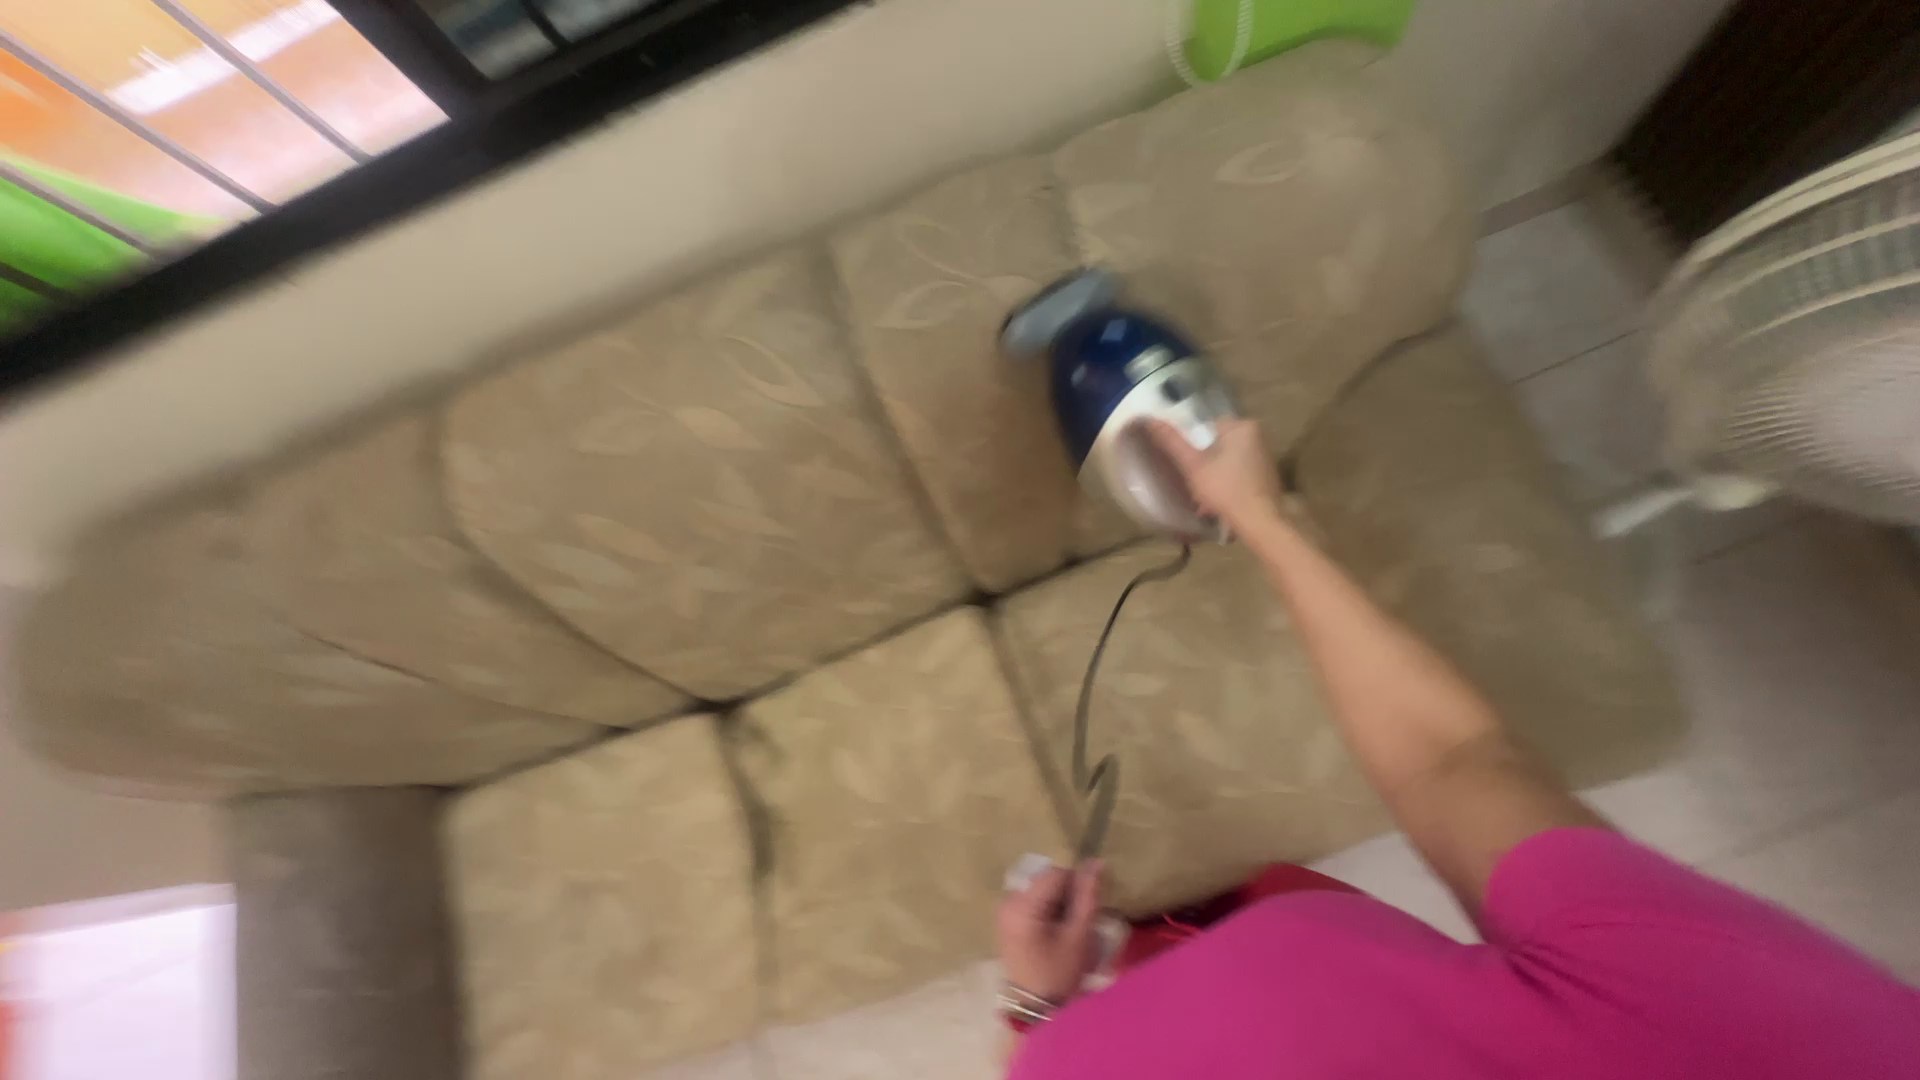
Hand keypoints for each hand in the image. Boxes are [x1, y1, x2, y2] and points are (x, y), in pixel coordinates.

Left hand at [996, 861, 1102, 1003]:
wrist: (1035, 1008)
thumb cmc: (1059, 974)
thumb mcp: (1079, 935)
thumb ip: (1087, 896)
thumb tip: (1096, 861)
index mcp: (1023, 905)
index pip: (1055, 873)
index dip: (1074, 885)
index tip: (1083, 908)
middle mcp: (1007, 900)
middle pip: (1045, 878)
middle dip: (1064, 893)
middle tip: (1074, 921)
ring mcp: (1003, 909)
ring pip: (1039, 888)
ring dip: (1055, 900)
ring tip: (1063, 928)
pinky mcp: (1005, 918)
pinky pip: (1030, 899)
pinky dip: (1044, 908)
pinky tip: (1051, 931)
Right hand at [1147, 418, 1285, 533]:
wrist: (1259, 522)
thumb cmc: (1224, 489)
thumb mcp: (1192, 465)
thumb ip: (1172, 442)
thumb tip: (1149, 419)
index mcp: (1242, 427)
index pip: (1208, 425)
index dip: (1193, 444)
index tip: (1187, 463)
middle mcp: (1258, 437)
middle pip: (1218, 444)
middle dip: (1203, 464)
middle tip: (1193, 483)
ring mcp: (1265, 456)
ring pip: (1228, 461)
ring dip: (1213, 476)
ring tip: (1203, 499)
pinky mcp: (1267, 475)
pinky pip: (1239, 473)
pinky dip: (1227, 484)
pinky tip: (1219, 503)